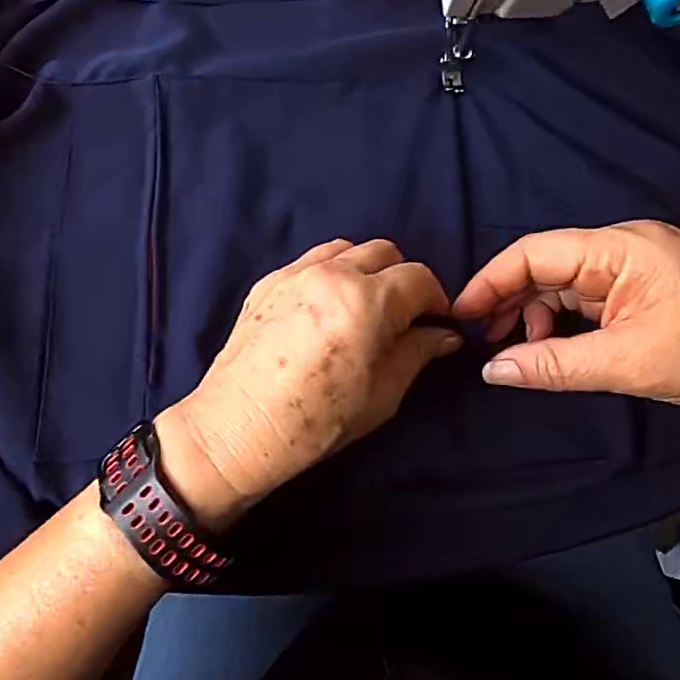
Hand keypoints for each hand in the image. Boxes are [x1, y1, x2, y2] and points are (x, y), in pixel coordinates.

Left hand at [156, 239, 462, 526]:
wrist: (237, 429)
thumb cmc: (314, 422)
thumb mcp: (381, 395)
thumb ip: (416, 354)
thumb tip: (441, 335)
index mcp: (365, 300)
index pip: (418, 278)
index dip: (434, 300)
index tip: (434, 323)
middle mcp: (329, 275)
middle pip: (383, 252)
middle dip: (400, 280)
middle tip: (400, 317)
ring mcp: (292, 275)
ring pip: (343, 250)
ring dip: (362, 271)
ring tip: (361, 310)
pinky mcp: (265, 285)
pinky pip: (308, 263)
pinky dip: (327, 275)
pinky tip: (324, 311)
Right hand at [451, 221, 679, 441]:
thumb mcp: (623, 365)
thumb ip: (549, 365)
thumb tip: (490, 370)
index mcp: (623, 249)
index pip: (534, 253)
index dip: (490, 281)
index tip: (461, 312)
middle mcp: (623, 247)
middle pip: (541, 263)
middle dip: (506, 297)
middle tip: (479, 334)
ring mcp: (631, 265)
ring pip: (556, 280)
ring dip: (528, 310)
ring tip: (512, 345)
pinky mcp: (636, 286)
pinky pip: (577, 294)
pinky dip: (553, 317)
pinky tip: (546, 342)